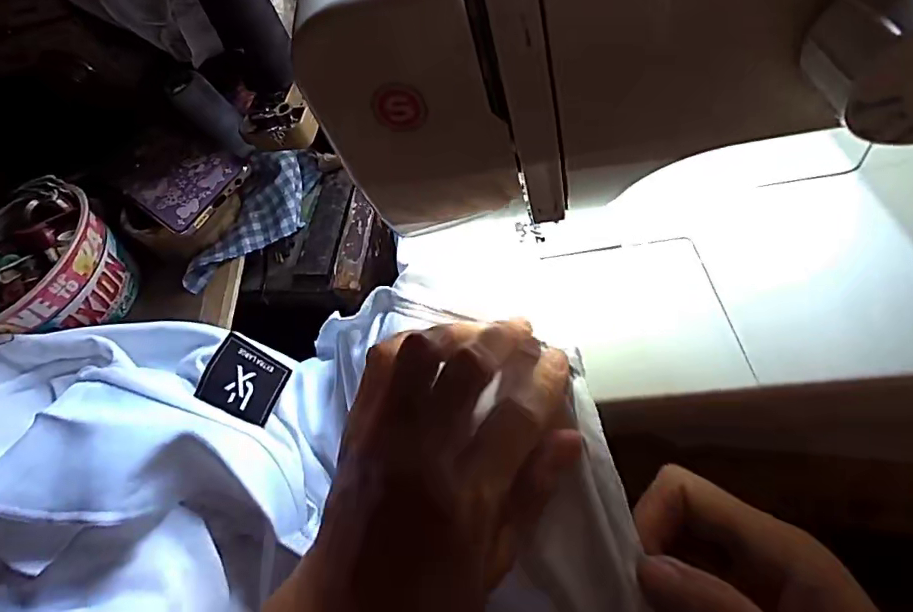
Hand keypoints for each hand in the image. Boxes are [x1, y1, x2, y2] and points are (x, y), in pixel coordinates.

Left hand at [267, 321, 582, 611]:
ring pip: (422, 353)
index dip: (545, 378)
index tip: (558, 359)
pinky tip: (434, 341)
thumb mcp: (493, 564)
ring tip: (481, 330)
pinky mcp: (356, 426)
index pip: (517, 415)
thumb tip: (570, 438)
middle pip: (469, 368)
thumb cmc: (429, 595)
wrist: (341, 611)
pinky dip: (410, 341)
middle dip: (505, 338)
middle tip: (525, 330)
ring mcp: (383, 434)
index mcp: (466, 496)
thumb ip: (532, 496)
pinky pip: (380, 363)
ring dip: (459, 331)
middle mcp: (423, 454)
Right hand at [633, 464, 877, 611]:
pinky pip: (707, 591)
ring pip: (688, 560)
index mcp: (774, 540)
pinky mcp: (762, 608)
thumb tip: (643, 564)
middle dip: (648, 558)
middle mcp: (764, 549)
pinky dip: (682, 606)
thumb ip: (716, 604)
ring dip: (661, 588)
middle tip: (625, 607)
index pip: (682, 487)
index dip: (647, 520)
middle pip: (682, 522)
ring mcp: (764, 582)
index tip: (628, 579)